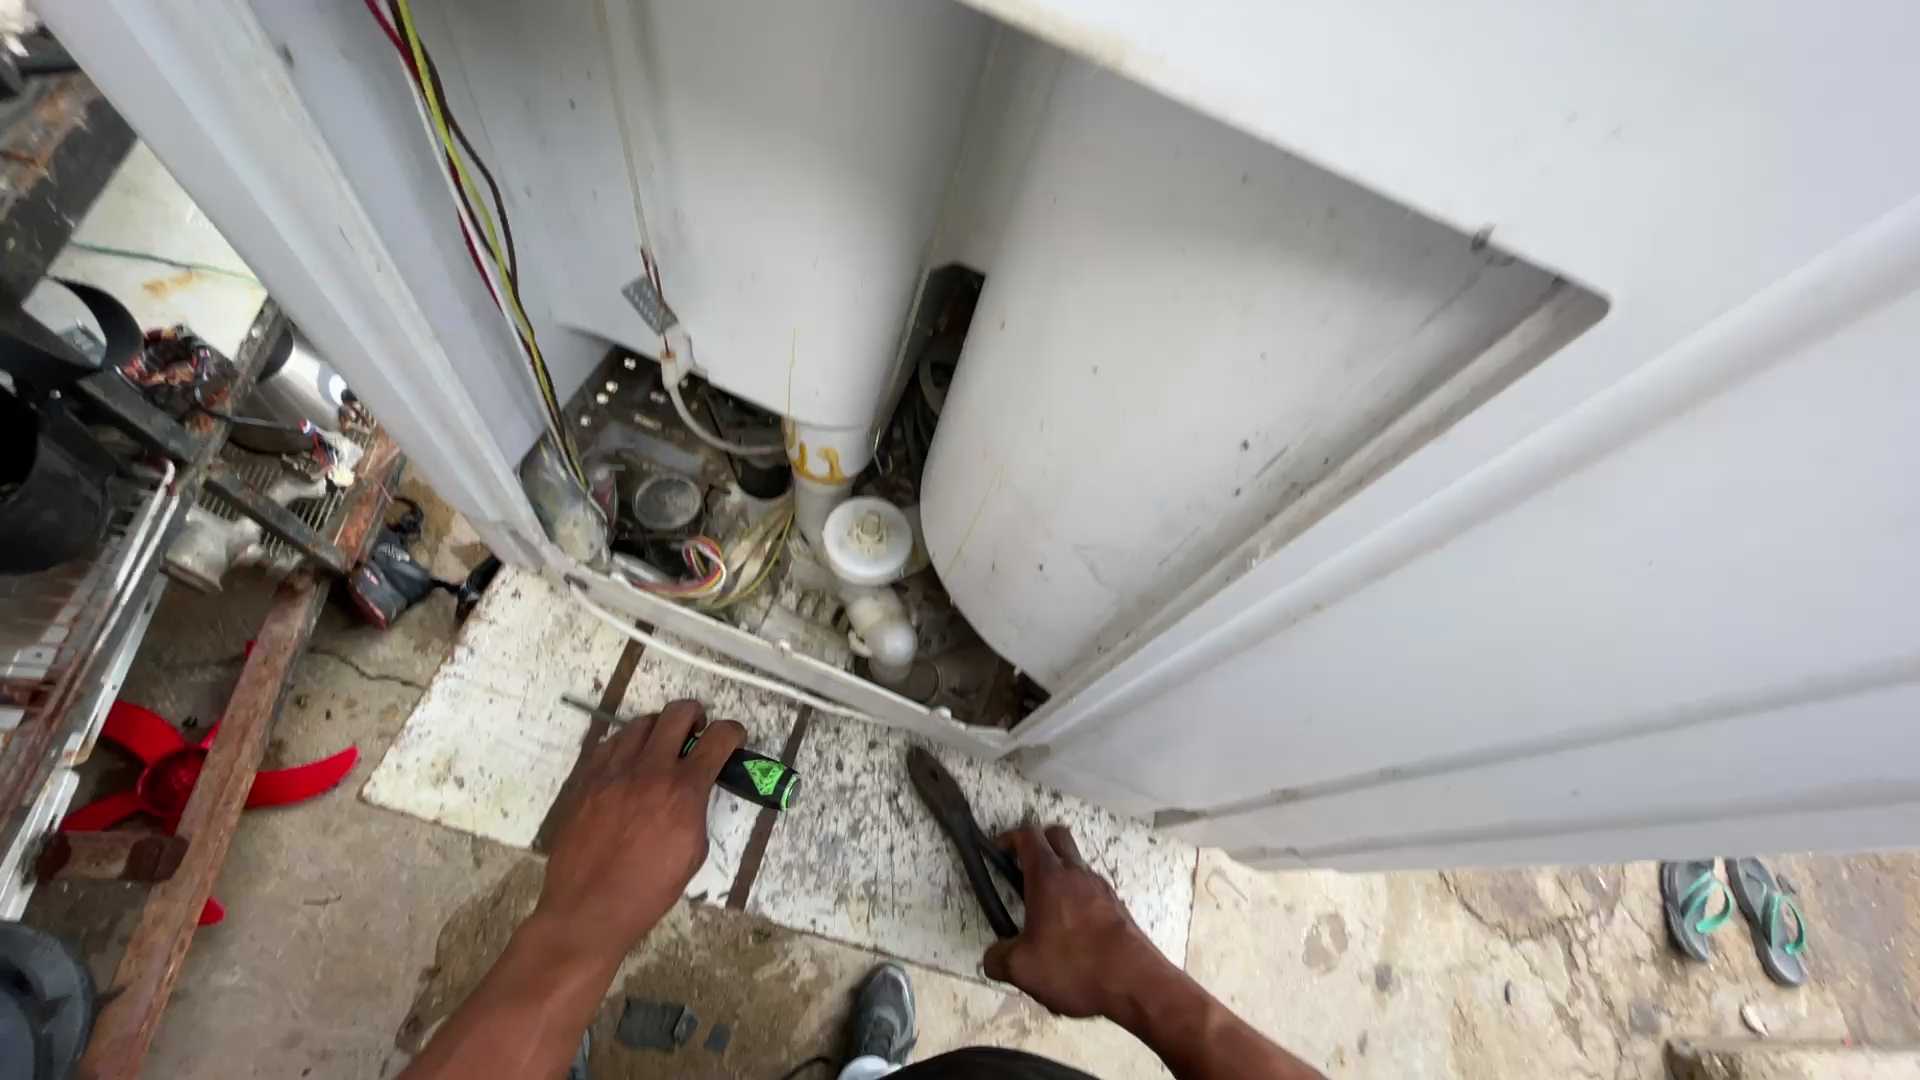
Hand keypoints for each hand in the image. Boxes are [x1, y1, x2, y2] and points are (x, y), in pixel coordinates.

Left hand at [534, 699, 745, 960]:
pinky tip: (630, 762)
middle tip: (697, 733)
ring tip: (662, 746)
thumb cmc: (649, 890)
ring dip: (660, 728)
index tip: (734, 738)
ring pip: (642, 722)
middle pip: (678, 713)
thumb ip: (698, 808)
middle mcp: (650, 770)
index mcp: (684, 790)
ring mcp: (614, 772)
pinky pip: (610, 743)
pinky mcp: (587, 780)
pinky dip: (628, 744)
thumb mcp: (694, 850)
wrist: (588, 911)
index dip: (733, 732)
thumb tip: (696, 789)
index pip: (718, 738)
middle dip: (696, 715)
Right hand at [982, 825, 1179, 1020]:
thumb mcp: (1023, 969)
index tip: (997, 852)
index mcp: (1048, 876)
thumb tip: (992, 957)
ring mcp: (1100, 886)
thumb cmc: (1074, 966)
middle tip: (1022, 870)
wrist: (1136, 982)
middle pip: (1056, 835)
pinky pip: (1091, 889)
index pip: (1028, 836)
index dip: (1008, 838)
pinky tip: (1073, 933)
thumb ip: (999, 959)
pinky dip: (1077, 898)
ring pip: (1075, 863)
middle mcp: (1075, 872)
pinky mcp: (1117, 905)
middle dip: (1038, 843)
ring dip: (1059, 875)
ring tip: (1047, 913)